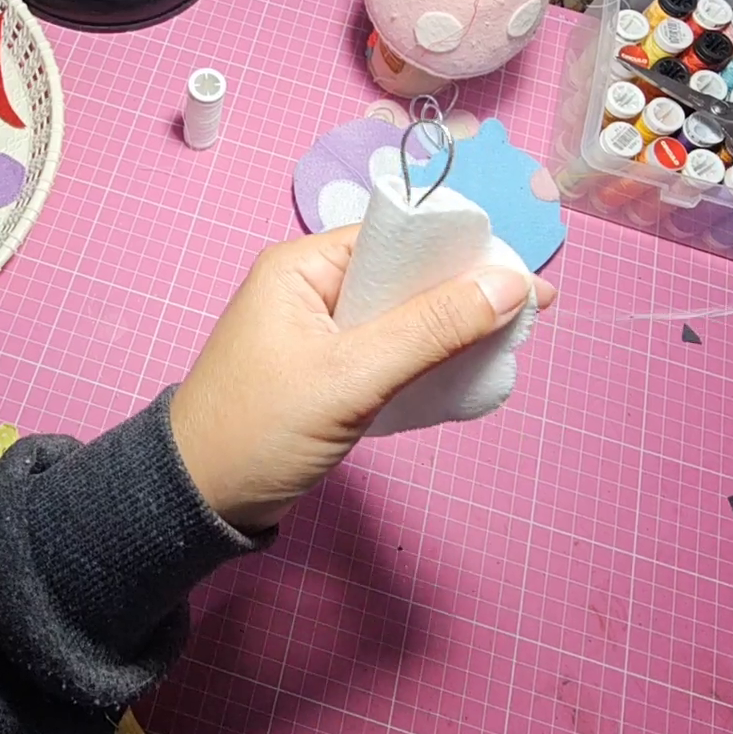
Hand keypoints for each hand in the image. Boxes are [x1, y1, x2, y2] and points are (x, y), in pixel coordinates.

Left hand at [169, 226, 555, 531]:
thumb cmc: (262, 428)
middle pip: (401, 273)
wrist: (201, 496)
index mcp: (303, 265)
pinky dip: (423, 353)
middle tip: (531, 312)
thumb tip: (508, 282)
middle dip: (462, 290)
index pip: (394, 237)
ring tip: (508, 338)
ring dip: (447, 324)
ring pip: (398, 311)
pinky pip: (385, 344)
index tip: (522, 275)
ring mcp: (316, 325)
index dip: (458, 251)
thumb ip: (429, 329)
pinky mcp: (324, 363)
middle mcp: (310, 284)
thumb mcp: (350, 377)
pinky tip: (463, 365)